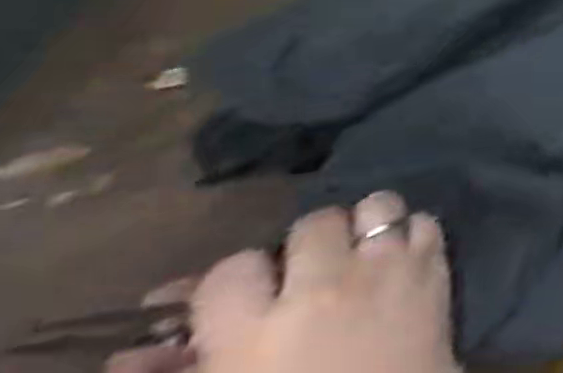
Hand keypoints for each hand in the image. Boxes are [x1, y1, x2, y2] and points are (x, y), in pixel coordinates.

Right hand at [110, 192, 458, 372]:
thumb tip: (128, 356)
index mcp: (252, 331)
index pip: (230, 269)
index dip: (231, 281)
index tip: (240, 296)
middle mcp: (322, 284)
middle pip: (312, 223)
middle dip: (305, 243)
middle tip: (306, 270)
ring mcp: (385, 268)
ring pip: (376, 206)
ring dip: (365, 224)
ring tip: (357, 251)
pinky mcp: (434, 267)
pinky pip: (425, 221)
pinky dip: (412, 233)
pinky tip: (399, 258)